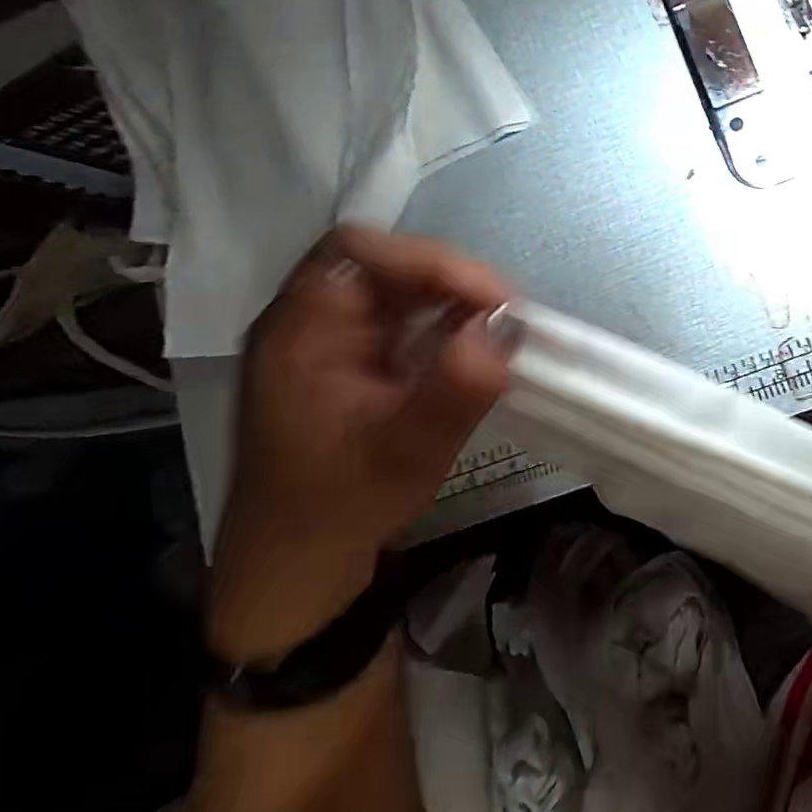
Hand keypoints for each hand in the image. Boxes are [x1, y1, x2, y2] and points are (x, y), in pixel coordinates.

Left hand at [207, 225, 512, 660]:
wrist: (299, 559)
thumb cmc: (341, 506)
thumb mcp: (407, 452)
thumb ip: (457, 389)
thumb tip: (510, 326)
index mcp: (303, 332)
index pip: (359, 251)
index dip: (432, 261)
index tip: (494, 301)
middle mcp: (316, 322)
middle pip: (388, 263)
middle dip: (457, 282)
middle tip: (512, 319)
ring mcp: (339, 340)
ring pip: (407, 289)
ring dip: (462, 303)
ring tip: (506, 334)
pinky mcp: (363, 359)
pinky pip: (414, 320)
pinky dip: (455, 325)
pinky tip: (482, 350)